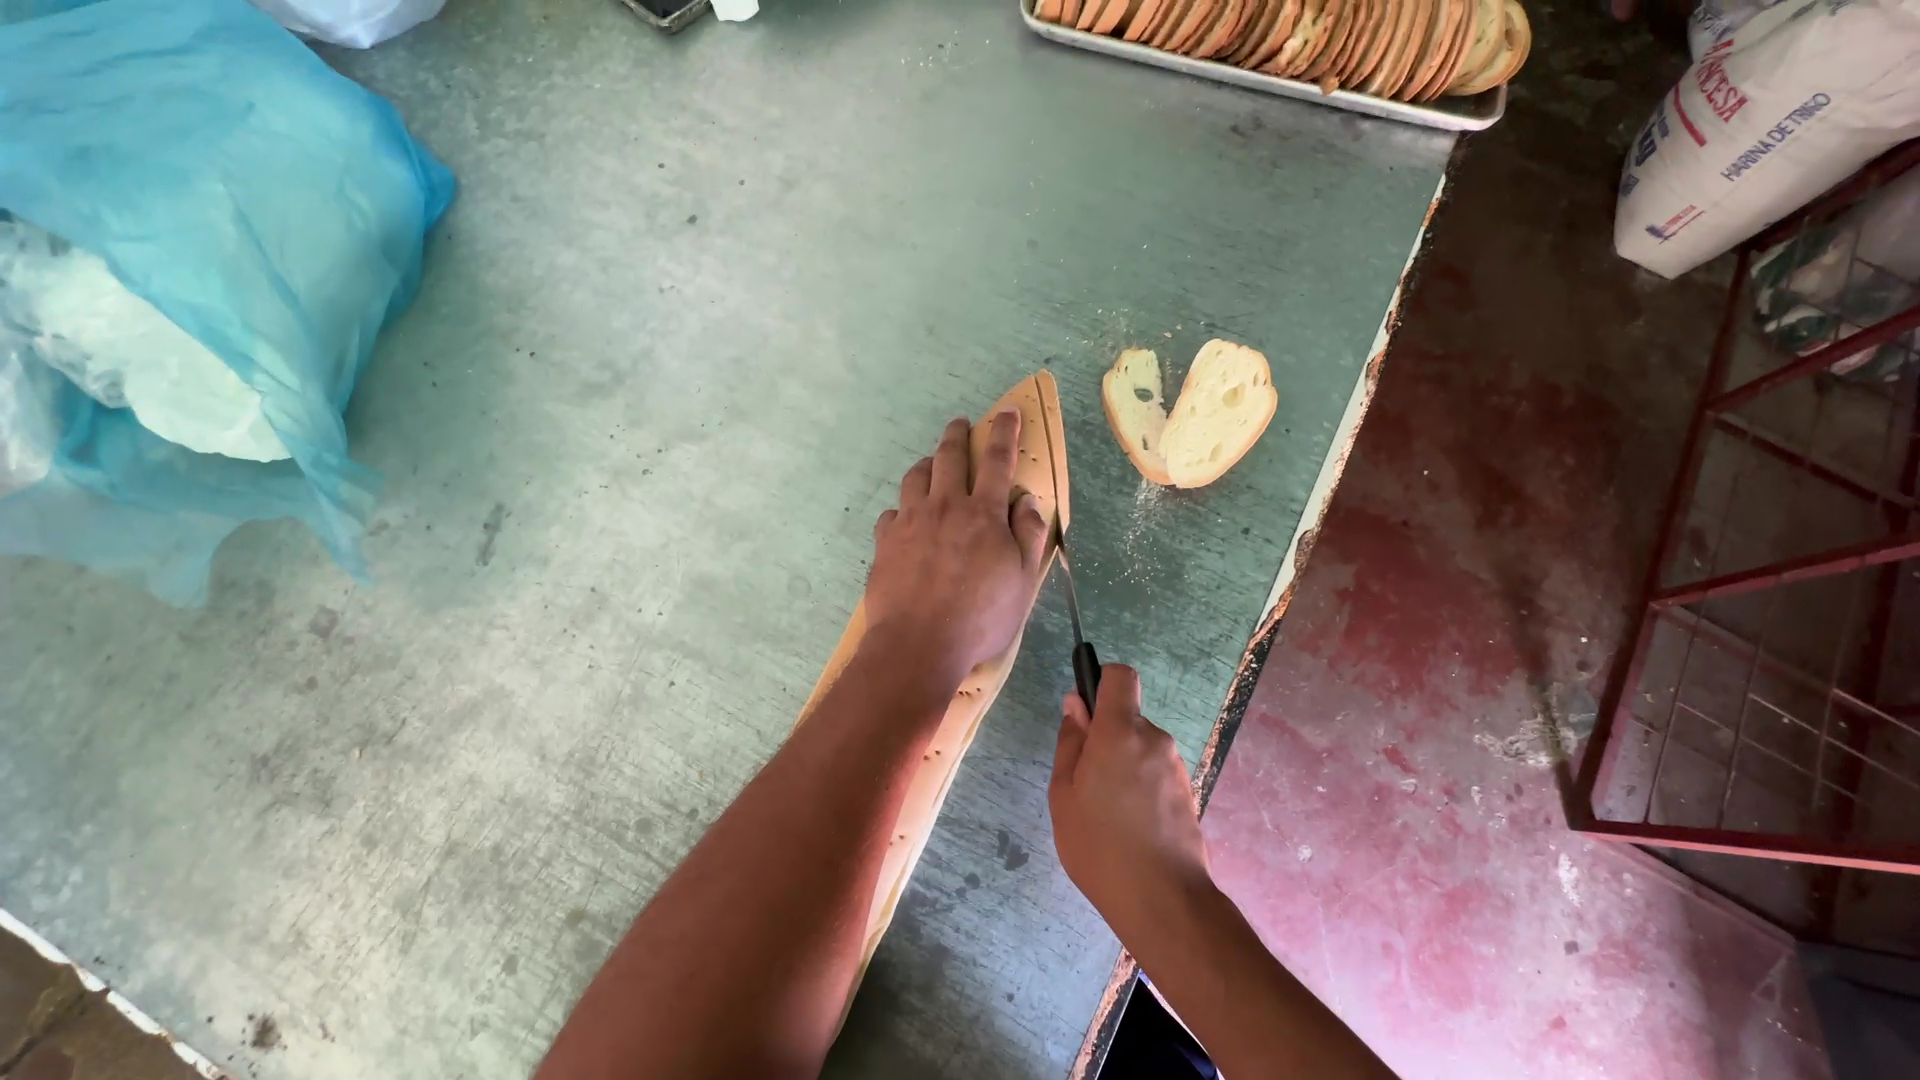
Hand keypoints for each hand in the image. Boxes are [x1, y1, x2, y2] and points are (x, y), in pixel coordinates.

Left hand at [865, 410, 1050, 681]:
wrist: (918, 645)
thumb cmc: (980, 618)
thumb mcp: (1023, 582)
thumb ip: (1029, 537)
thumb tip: (1028, 501)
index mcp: (983, 514)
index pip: (998, 461)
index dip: (1005, 433)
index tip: (1008, 413)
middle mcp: (945, 507)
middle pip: (950, 457)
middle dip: (958, 435)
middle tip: (960, 424)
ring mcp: (910, 522)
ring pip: (916, 477)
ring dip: (927, 465)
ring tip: (932, 465)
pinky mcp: (885, 542)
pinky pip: (892, 513)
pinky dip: (903, 509)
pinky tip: (906, 520)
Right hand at [1049, 665, 1212, 935]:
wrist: (1163, 900)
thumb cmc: (1099, 844)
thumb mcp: (1064, 794)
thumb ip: (1070, 743)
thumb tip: (1076, 705)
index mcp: (1121, 732)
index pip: (1121, 676)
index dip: (1101, 682)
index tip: (1085, 714)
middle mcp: (1155, 740)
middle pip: (1128, 719)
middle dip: (1106, 740)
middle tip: (1084, 785)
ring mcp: (1176, 768)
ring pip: (1141, 750)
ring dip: (1123, 767)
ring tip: (1106, 814)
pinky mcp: (1187, 794)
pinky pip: (1155, 775)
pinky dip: (1140, 789)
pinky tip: (1129, 828)